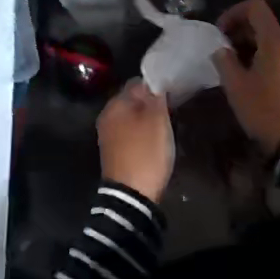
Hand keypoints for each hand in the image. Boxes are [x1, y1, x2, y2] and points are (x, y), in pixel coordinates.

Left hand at [97, 80, 174, 201]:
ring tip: (166, 126)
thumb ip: (156, 98)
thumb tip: (155, 83)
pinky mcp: (112, 151)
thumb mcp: (158, 121)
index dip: (156, 85)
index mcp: (115, 104)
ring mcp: (107, 135)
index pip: (136, 83)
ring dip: (147, 119)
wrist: (131, 195)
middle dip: (151, 103)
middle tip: (171, 110)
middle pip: (132, 101)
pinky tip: (154, 141)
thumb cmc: (145, 152)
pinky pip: (129, 134)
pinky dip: (141, 133)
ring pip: (131, 118)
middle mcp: (107, 116)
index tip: (173, 92)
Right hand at [212, 0, 279, 153]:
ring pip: (270, 38)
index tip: (220, 31)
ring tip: (232, 64)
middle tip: (222, 50)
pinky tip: (249, 73)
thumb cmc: (264, 110)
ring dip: (249, 43)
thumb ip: (224, 60)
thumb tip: (222, 50)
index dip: (233, 12)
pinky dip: (261, 53)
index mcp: (277, 42)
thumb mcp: (236, 85)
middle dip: (239, 30)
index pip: (255, 8)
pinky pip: (279, 51)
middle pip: (263, 23)